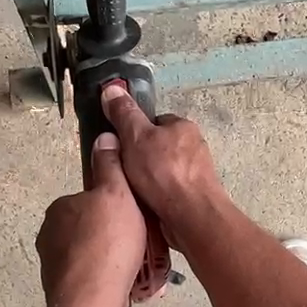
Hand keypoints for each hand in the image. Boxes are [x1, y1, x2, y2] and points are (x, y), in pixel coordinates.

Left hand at [35, 131, 146, 306]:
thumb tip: (103, 138)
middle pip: (87, 225)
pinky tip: (118, 281)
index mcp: (60, 207)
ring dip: (105, 255)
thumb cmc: (108, 243)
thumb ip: (110, 165)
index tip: (129, 215)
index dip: (111, 205)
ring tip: (129, 263)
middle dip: (107, 231)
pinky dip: (100, 276)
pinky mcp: (59, 288)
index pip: (88, 198)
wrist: (92, 300)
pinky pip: (85, 274)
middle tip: (133, 239)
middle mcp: (49, 233)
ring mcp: (52, 263)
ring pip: (86, 251)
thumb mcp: (117, 194)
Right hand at [101, 83, 229, 245]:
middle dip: (139, 160)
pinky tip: (143, 206)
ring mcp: (195, 174)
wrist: (192, 216)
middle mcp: (193, 148)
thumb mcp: (136, 137)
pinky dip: (154, 198)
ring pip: (161, 173)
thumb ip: (123, 115)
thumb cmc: (166, 173)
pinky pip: (167, 193)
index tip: (120, 145)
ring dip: (146, 182)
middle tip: (122, 171)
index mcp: (183, 127)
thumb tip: (111, 90)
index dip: (134, 133)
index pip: (153, 122)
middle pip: (156, 149)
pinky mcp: (193, 197)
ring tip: (129, 191)